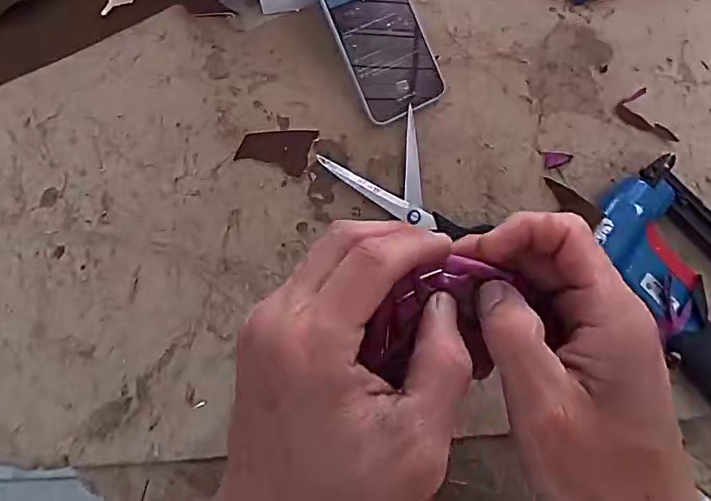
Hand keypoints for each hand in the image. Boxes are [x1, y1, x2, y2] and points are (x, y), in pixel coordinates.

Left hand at [220, 222, 472, 500]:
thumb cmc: (339, 496)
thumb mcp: (417, 441)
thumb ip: (444, 361)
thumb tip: (444, 302)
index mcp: (311, 345)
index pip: (371, 257)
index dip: (418, 243)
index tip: (447, 250)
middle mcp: (277, 321)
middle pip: (343, 237)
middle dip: (397, 236)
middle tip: (432, 256)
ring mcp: (264, 322)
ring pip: (327, 249)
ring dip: (375, 251)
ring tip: (411, 276)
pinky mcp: (263, 330)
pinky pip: (314, 273)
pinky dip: (353, 270)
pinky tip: (380, 298)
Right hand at [456, 213, 693, 500]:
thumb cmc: (605, 481)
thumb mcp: (545, 408)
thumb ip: (513, 335)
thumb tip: (488, 286)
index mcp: (612, 311)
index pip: (567, 234)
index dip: (519, 231)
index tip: (478, 252)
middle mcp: (612, 310)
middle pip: (554, 256)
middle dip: (503, 259)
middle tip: (458, 280)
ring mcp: (604, 330)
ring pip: (548, 284)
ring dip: (506, 290)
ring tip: (465, 312)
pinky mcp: (593, 351)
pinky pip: (551, 314)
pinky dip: (516, 318)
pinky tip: (488, 340)